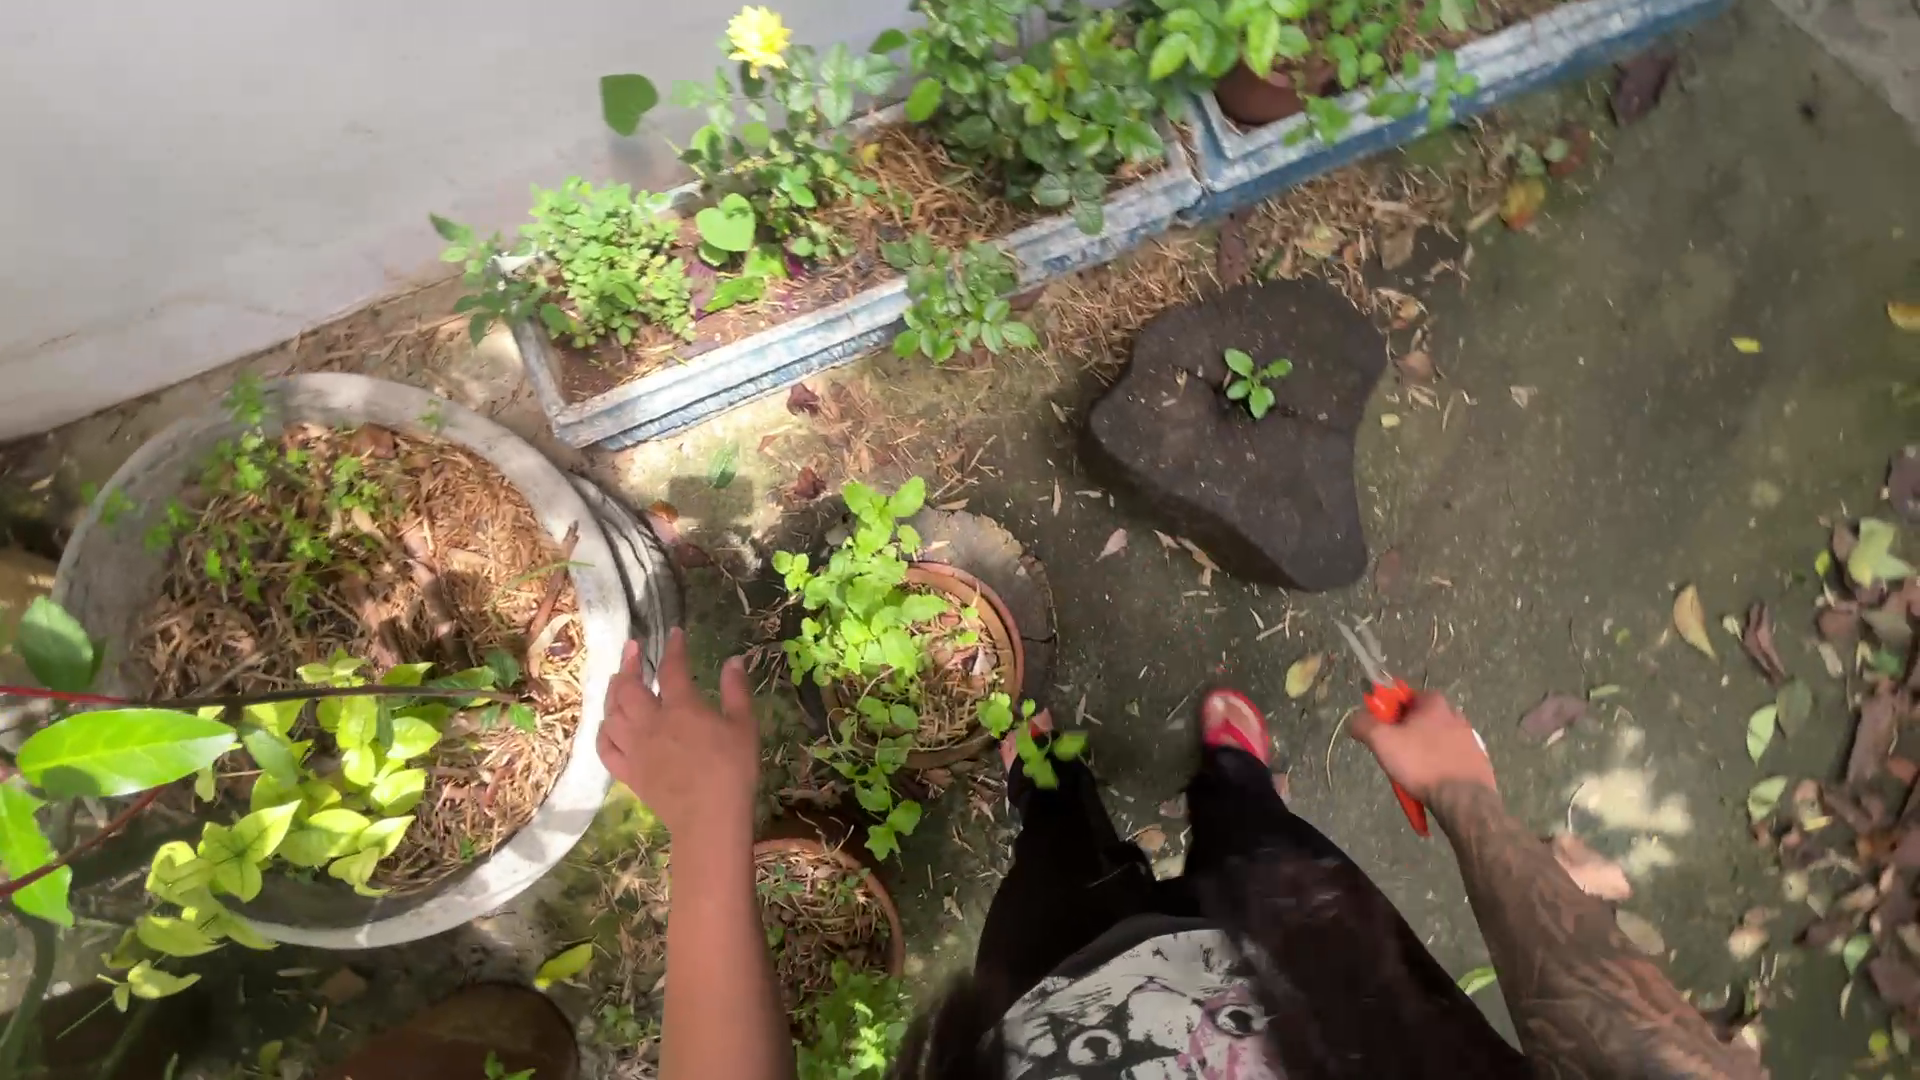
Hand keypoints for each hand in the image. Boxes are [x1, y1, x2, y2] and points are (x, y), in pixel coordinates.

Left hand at [597, 628, 759, 842]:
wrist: (710, 817)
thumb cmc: (733, 768)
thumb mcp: (744, 725)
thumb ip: (736, 690)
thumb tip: (734, 660)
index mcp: (681, 708)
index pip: (672, 669)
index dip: (673, 648)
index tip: (674, 633)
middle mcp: (651, 723)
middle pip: (628, 687)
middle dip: (629, 663)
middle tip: (632, 648)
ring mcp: (635, 748)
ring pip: (611, 714)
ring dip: (612, 692)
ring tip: (617, 680)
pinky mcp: (628, 772)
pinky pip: (605, 748)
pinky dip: (604, 731)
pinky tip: (608, 724)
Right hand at [1348, 692, 1495, 806]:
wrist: (1463, 799)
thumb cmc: (1420, 763)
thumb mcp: (1380, 740)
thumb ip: (1363, 723)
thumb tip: (1355, 719)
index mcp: (1434, 705)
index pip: (1410, 695)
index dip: (1393, 709)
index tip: (1384, 726)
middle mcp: (1457, 717)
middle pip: (1424, 718)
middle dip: (1409, 730)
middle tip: (1395, 748)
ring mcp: (1471, 741)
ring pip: (1439, 739)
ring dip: (1425, 748)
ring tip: (1412, 769)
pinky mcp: (1479, 763)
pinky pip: (1453, 758)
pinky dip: (1441, 765)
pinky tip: (1431, 780)